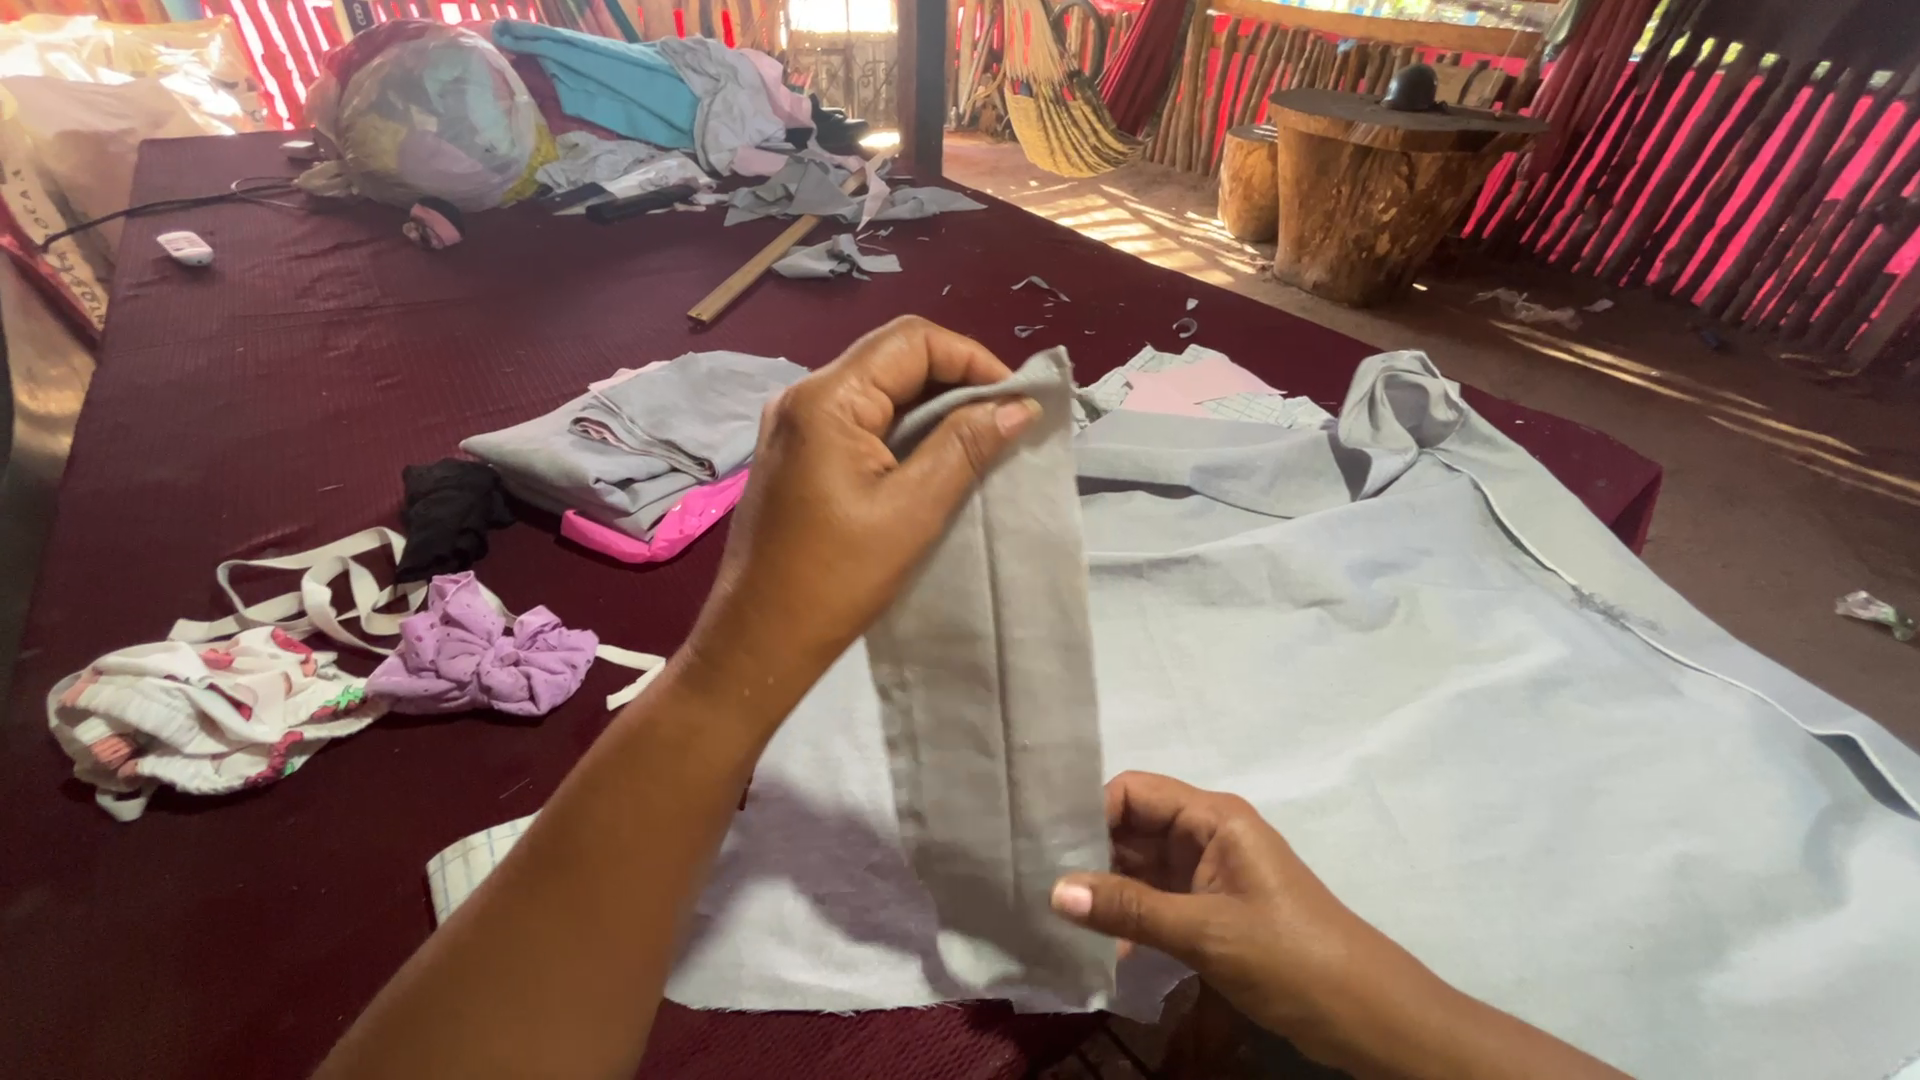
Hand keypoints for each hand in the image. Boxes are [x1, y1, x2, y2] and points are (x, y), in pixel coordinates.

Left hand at [682, 316, 1039, 700]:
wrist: (761, 638)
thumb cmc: (836, 579)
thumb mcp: (913, 510)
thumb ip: (965, 447)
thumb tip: (1019, 405)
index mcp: (826, 399)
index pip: (911, 340)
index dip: (972, 358)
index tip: (1015, 399)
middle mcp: (803, 396)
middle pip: (893, 357)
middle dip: (956, 380)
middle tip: (1004, 418)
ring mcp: (795, 424)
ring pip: (879, 388)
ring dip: (932, 405)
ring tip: (980, 437)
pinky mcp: (798, 452)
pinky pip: (860, 419)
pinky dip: (903, 428)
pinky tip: (934, 456)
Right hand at [1048, 771, 1440, 1071]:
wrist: (1369, 1018)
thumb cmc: (1291, 956)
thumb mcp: (1205, 931)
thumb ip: (1128, 909)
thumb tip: (1054, 890)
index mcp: (1212, 817)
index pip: (1134, 792)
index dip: (1091, 812)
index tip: (1047, 846)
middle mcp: (1206, 833)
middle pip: (1132, 827)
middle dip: (1090, 854)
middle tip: (1039, 884)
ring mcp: (1207, 872)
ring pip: (1140, 866)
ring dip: (1106, 890)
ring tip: (1058, 917)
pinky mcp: (1210, 908)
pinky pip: (1155, 899)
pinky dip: (1129, 917)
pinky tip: (1100, 945)